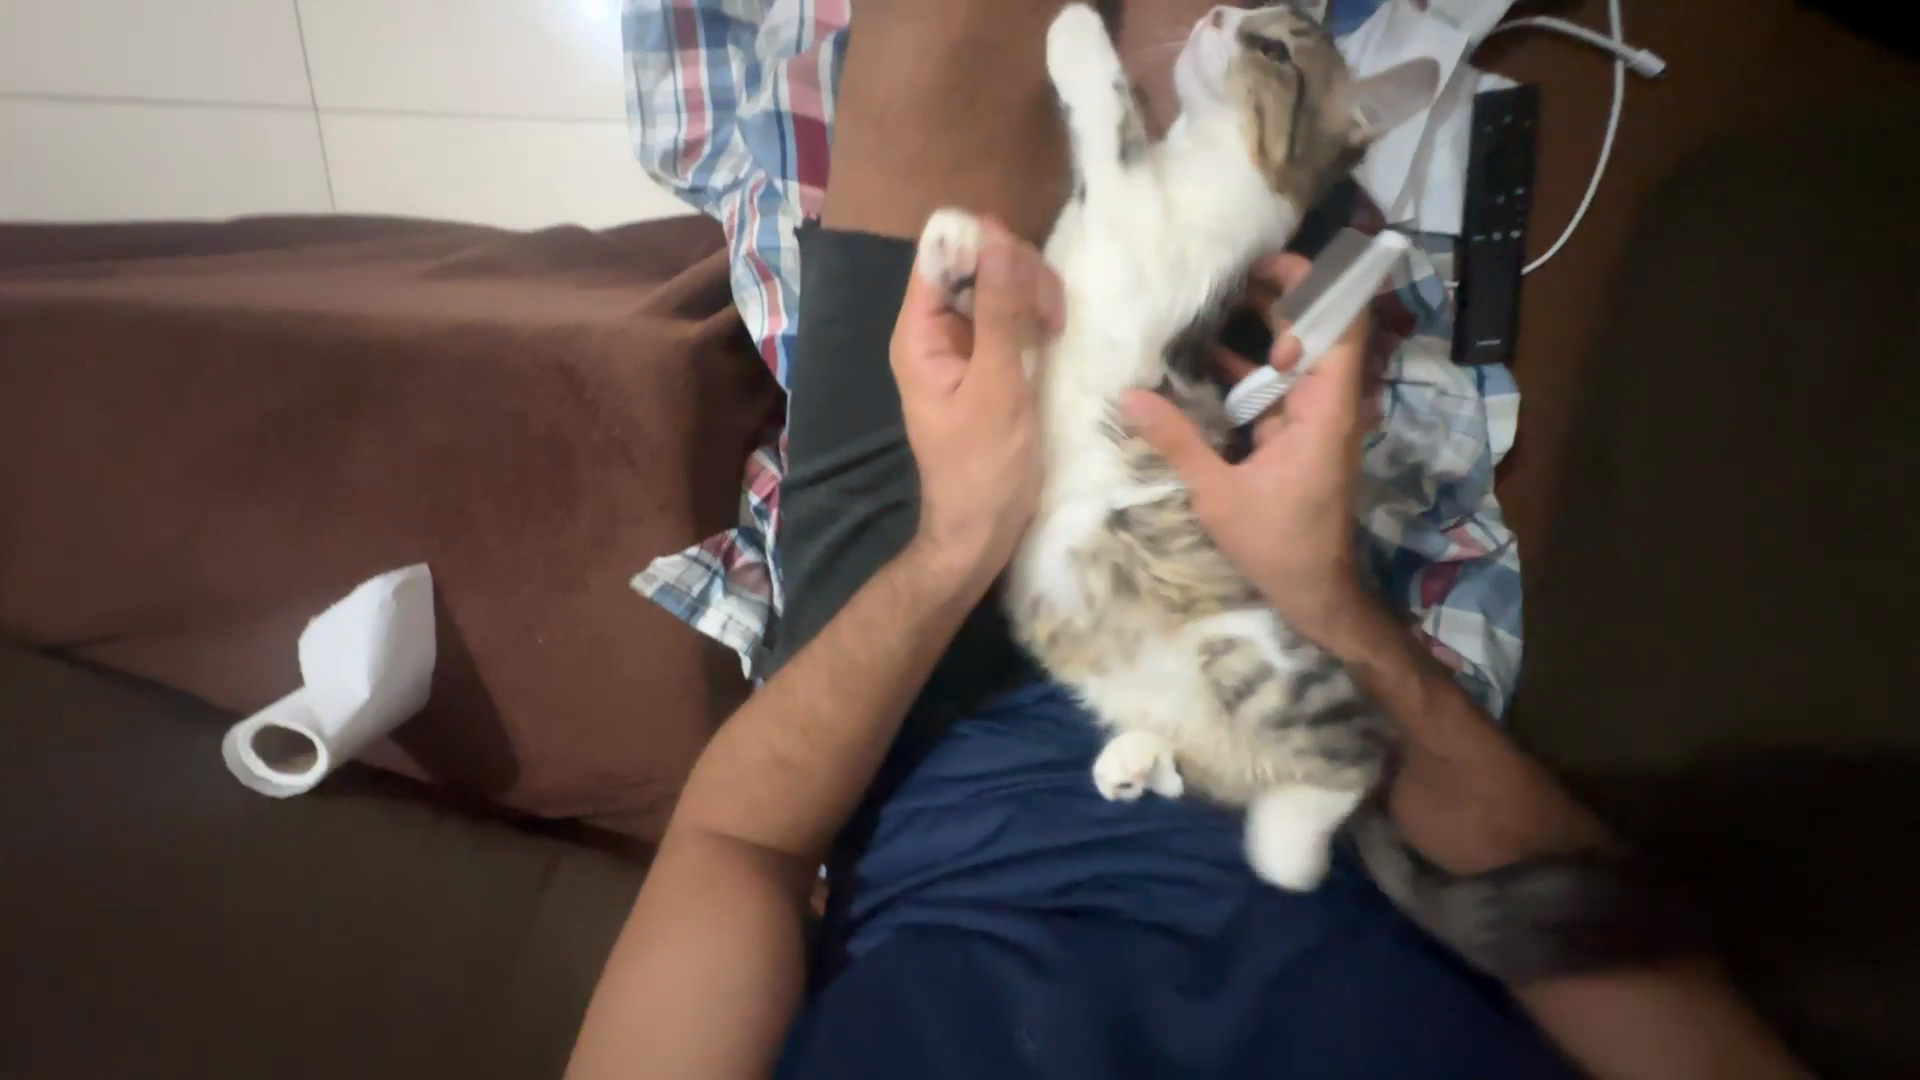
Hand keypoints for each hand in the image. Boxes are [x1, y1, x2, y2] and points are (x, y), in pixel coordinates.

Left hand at [892, 216, 1063, 590]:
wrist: (981, 529)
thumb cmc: (984, 467)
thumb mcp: (997, 387)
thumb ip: (1000, 312)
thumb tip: (999, 238)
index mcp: (920, 335)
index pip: (939, 254)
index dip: (982, 245)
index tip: (1027, 268)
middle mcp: (935, 333)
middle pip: (973, 264)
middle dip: (1015, 272)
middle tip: (1050, 312)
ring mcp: (962, 347)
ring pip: (996, 286)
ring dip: (1030, 292)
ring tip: (1055, 327)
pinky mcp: (986, 363)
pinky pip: (1007, 316)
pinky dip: (1032, 316)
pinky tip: (1051, 334)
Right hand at [1120, 253, 1371, 645]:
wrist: (1312, 589)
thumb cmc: (1276, 541)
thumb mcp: (1218, 492)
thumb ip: (1177, 441)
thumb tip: (1130, 397)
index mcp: (1325, 411)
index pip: (1339, 327)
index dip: (1312, 290)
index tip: (1266, 272)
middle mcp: (1327, 407)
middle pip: (1317, 334)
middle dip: (1282, 300)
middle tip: (1236, 273)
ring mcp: (1312, 424)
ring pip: (1294, 364)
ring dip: (1259, 336)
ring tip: (1214, 306)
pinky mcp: (1296, 441)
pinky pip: (1276, 395)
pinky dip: (1248, 377)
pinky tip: (1206, 366)